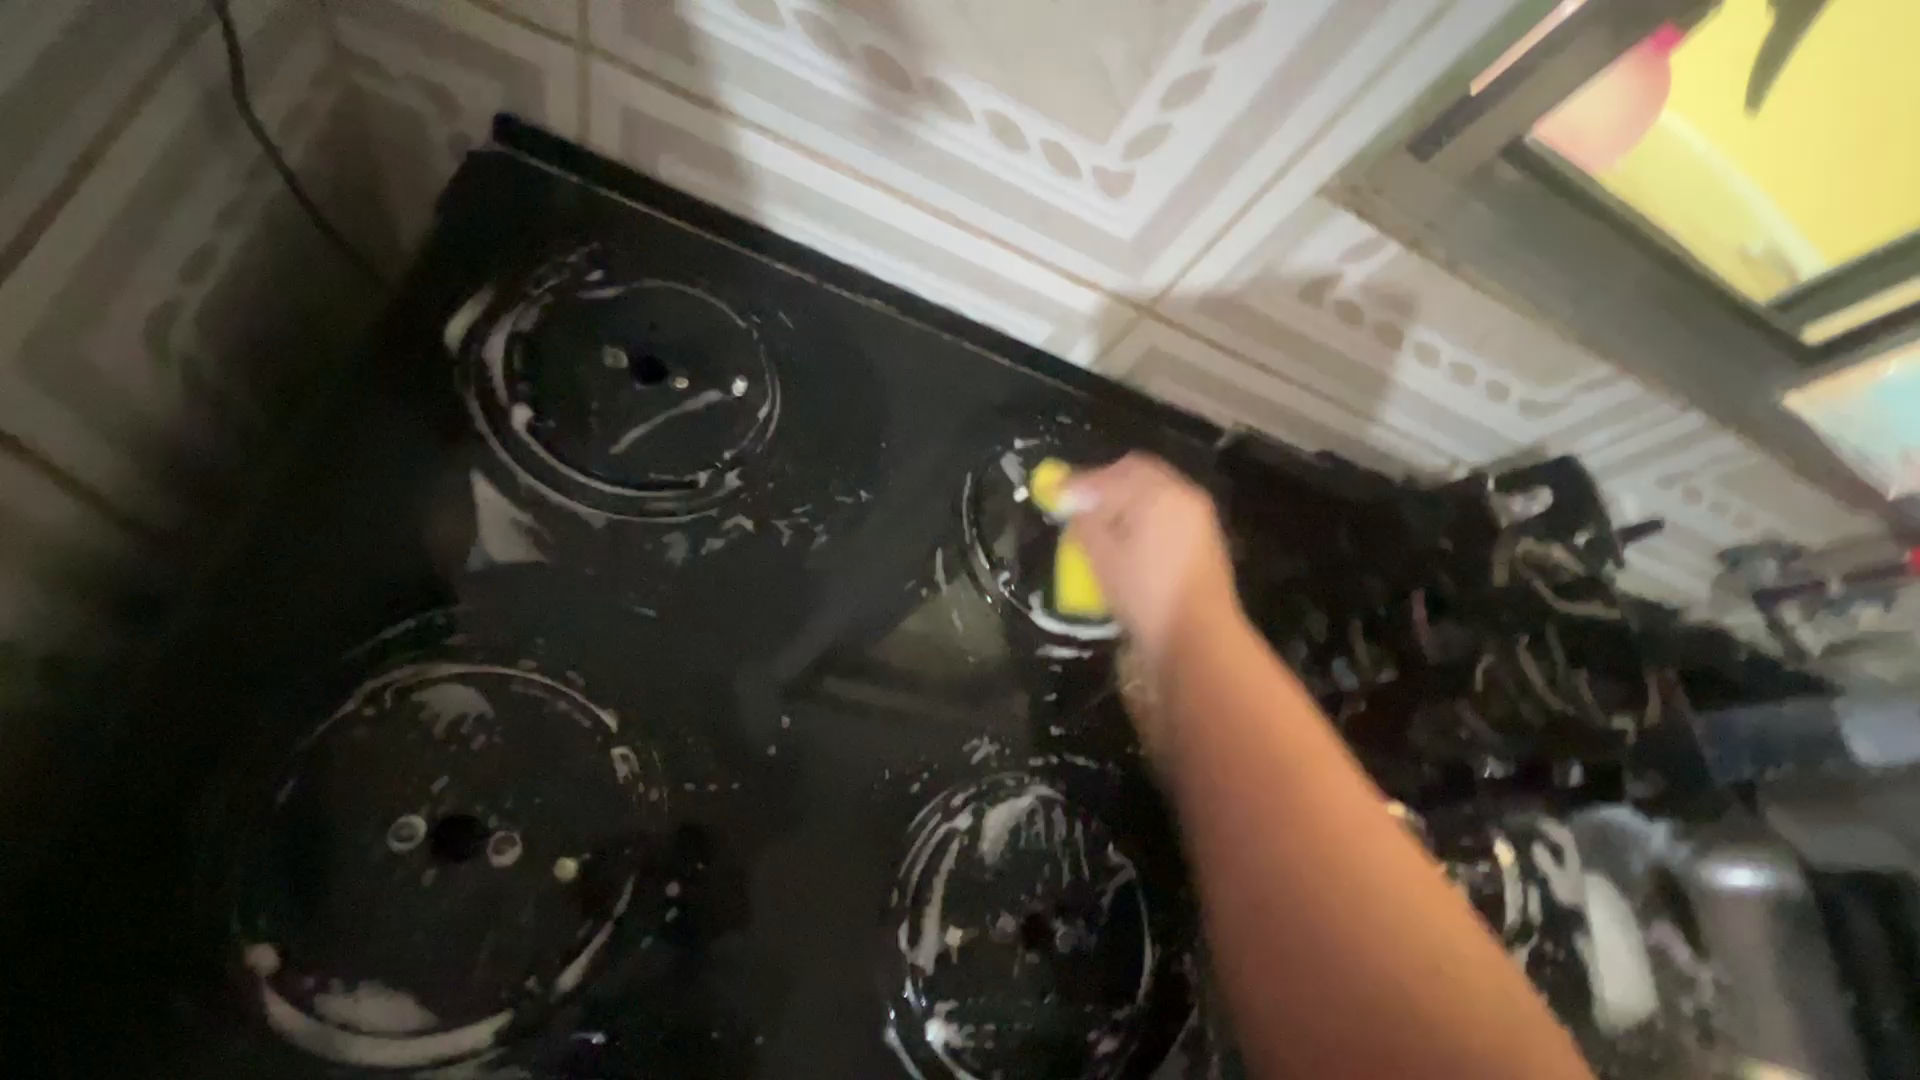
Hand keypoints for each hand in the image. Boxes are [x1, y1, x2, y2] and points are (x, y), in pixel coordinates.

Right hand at [1064, 453, 1239, 670]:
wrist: (1200, 637)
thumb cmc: (1145, 595)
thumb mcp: (1103, 558)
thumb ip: (1085, 523)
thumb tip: (1075, 506)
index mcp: (1157, 493)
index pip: (1109, 474)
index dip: (1078, 482)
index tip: (1054, 494)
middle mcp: (1182, 494)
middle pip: (1136, 472)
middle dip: (1104, 481)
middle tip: (1078, 501)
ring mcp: (1198, 515)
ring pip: (1154, 491)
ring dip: (1124, 497)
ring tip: (1100, 520)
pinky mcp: (1204, 537)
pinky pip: (1167, 510)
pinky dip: (1143, 513)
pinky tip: (1127, 536)